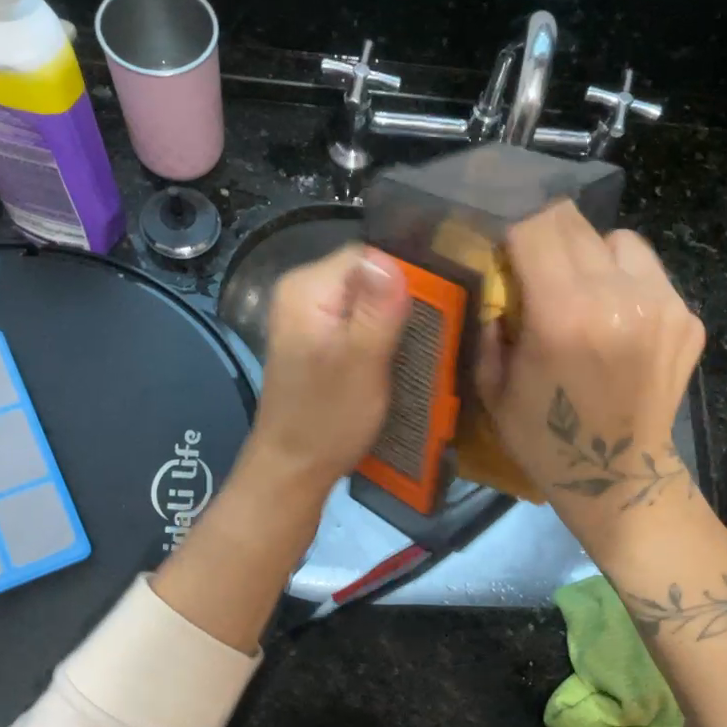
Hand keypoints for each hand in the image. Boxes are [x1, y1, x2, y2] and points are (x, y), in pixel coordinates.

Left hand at [246, 245, 408, 498]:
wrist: (293, 471)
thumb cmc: (328, 420)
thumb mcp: (361, 362)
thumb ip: (376, 308)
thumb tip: (390, 258)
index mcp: (307, 288)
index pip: (367, 255)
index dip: (404, 277)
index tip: (433, 309)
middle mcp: (301, 294)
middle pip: (366, 276)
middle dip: (400, 301)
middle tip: (431, 333)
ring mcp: (307, 319)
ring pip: (364, 301)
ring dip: (391, 322)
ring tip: (417, 348)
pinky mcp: (315, 342)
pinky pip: (355, 323)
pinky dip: (377, 338)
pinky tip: (392, 360)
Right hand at [477, 201, 706, 540]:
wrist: (617, 476)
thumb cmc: (544, 439)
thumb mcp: (494, 387)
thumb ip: (492, 323)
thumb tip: (500, 279)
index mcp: (562, 314)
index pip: (536, 228)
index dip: (514, 235)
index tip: (507, 255)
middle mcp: (618, 297)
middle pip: (576, 224)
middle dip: (549, 240)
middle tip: (539, 272)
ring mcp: (662, 305)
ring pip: (619, 241)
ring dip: (594, 258)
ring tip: (585, 296)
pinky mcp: (687, 318)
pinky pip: (649, 275)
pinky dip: (627, 286)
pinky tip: (616, 324)